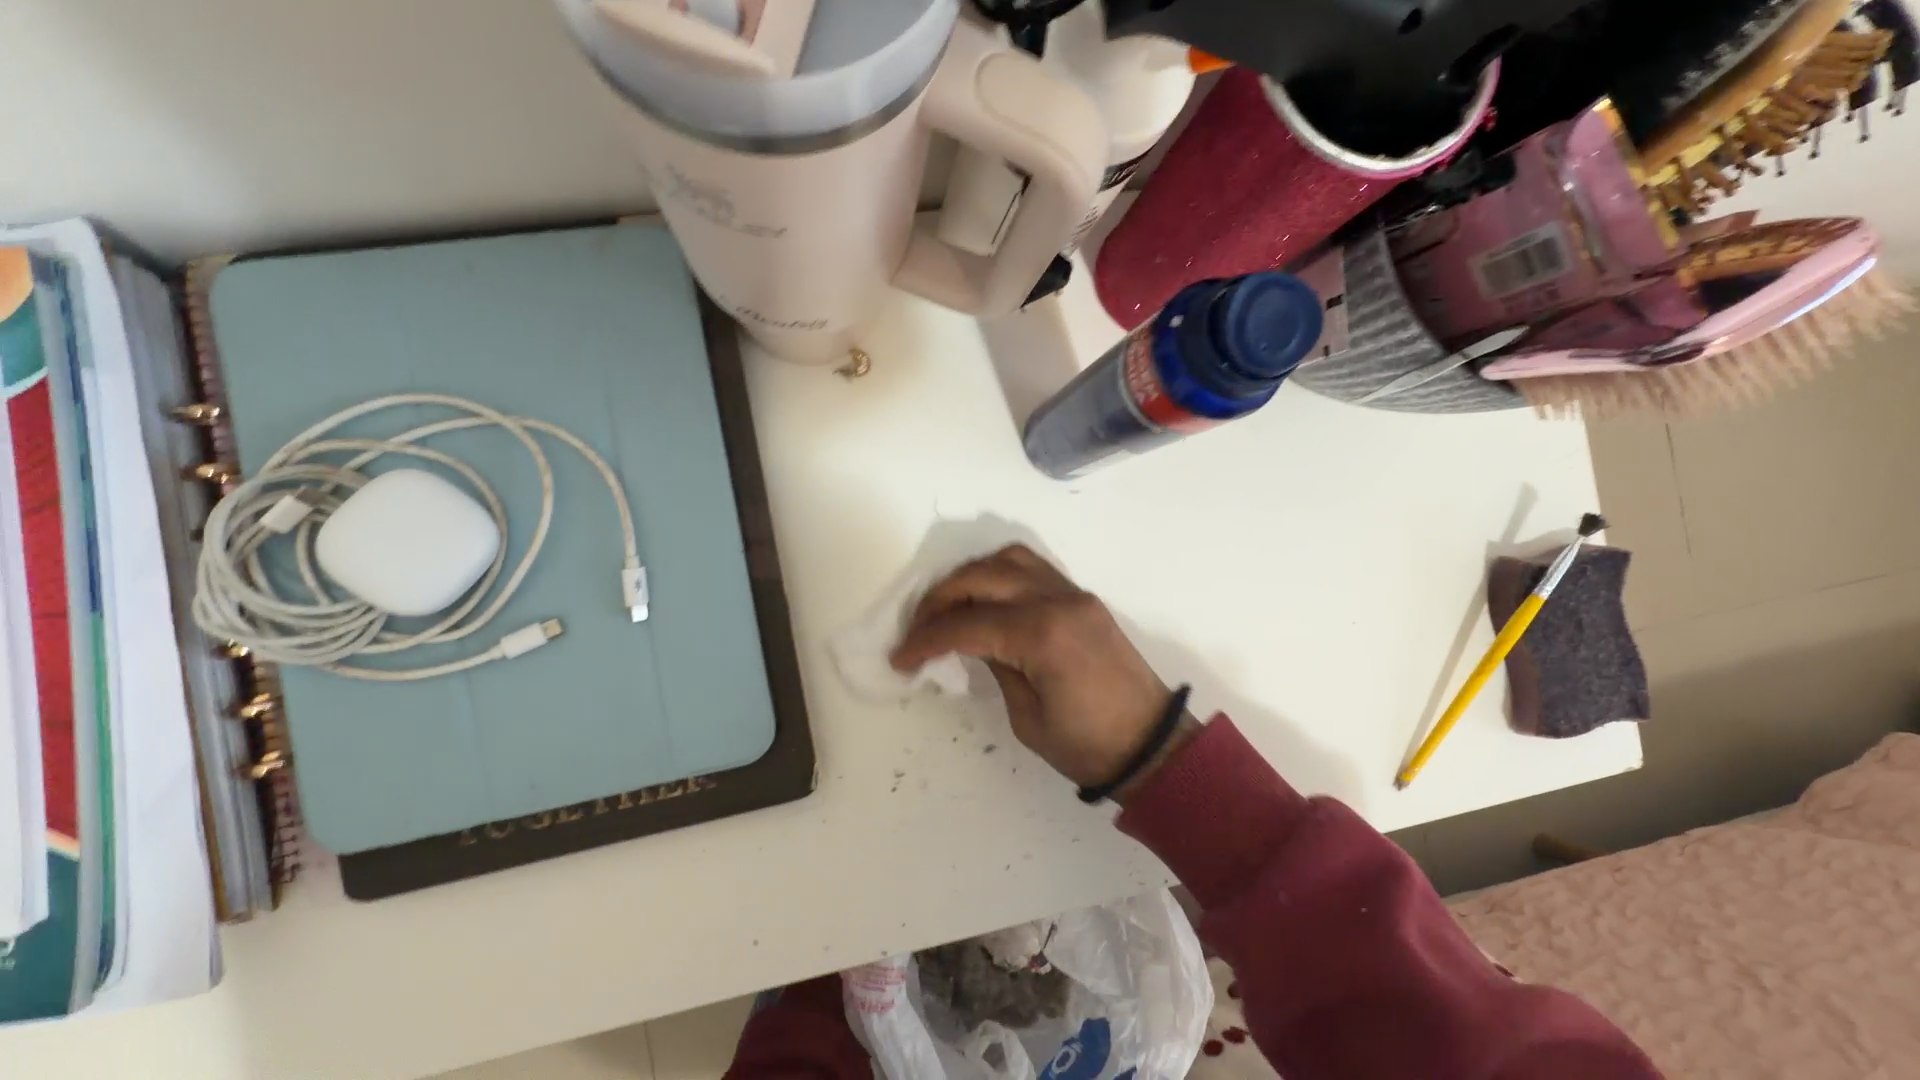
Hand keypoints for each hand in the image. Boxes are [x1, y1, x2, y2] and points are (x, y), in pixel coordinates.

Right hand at [889, 545, 1197, 800]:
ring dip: (970, 577)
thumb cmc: (1087, 745)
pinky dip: (1001, 575)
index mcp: (1041, 636)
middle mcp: (1057, 601)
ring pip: (1010, 559)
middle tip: (916, 629)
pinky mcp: (1083, 599)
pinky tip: (984, 600)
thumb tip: (971, 642)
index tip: (899, 658)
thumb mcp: (1026, 717)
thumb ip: (996, 667)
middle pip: (982, 577)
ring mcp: (1074, 595)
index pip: (966, 624)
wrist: (1151, 744)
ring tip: (947, 608)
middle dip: (939, 599)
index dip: (925, 640)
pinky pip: (1034, 569)